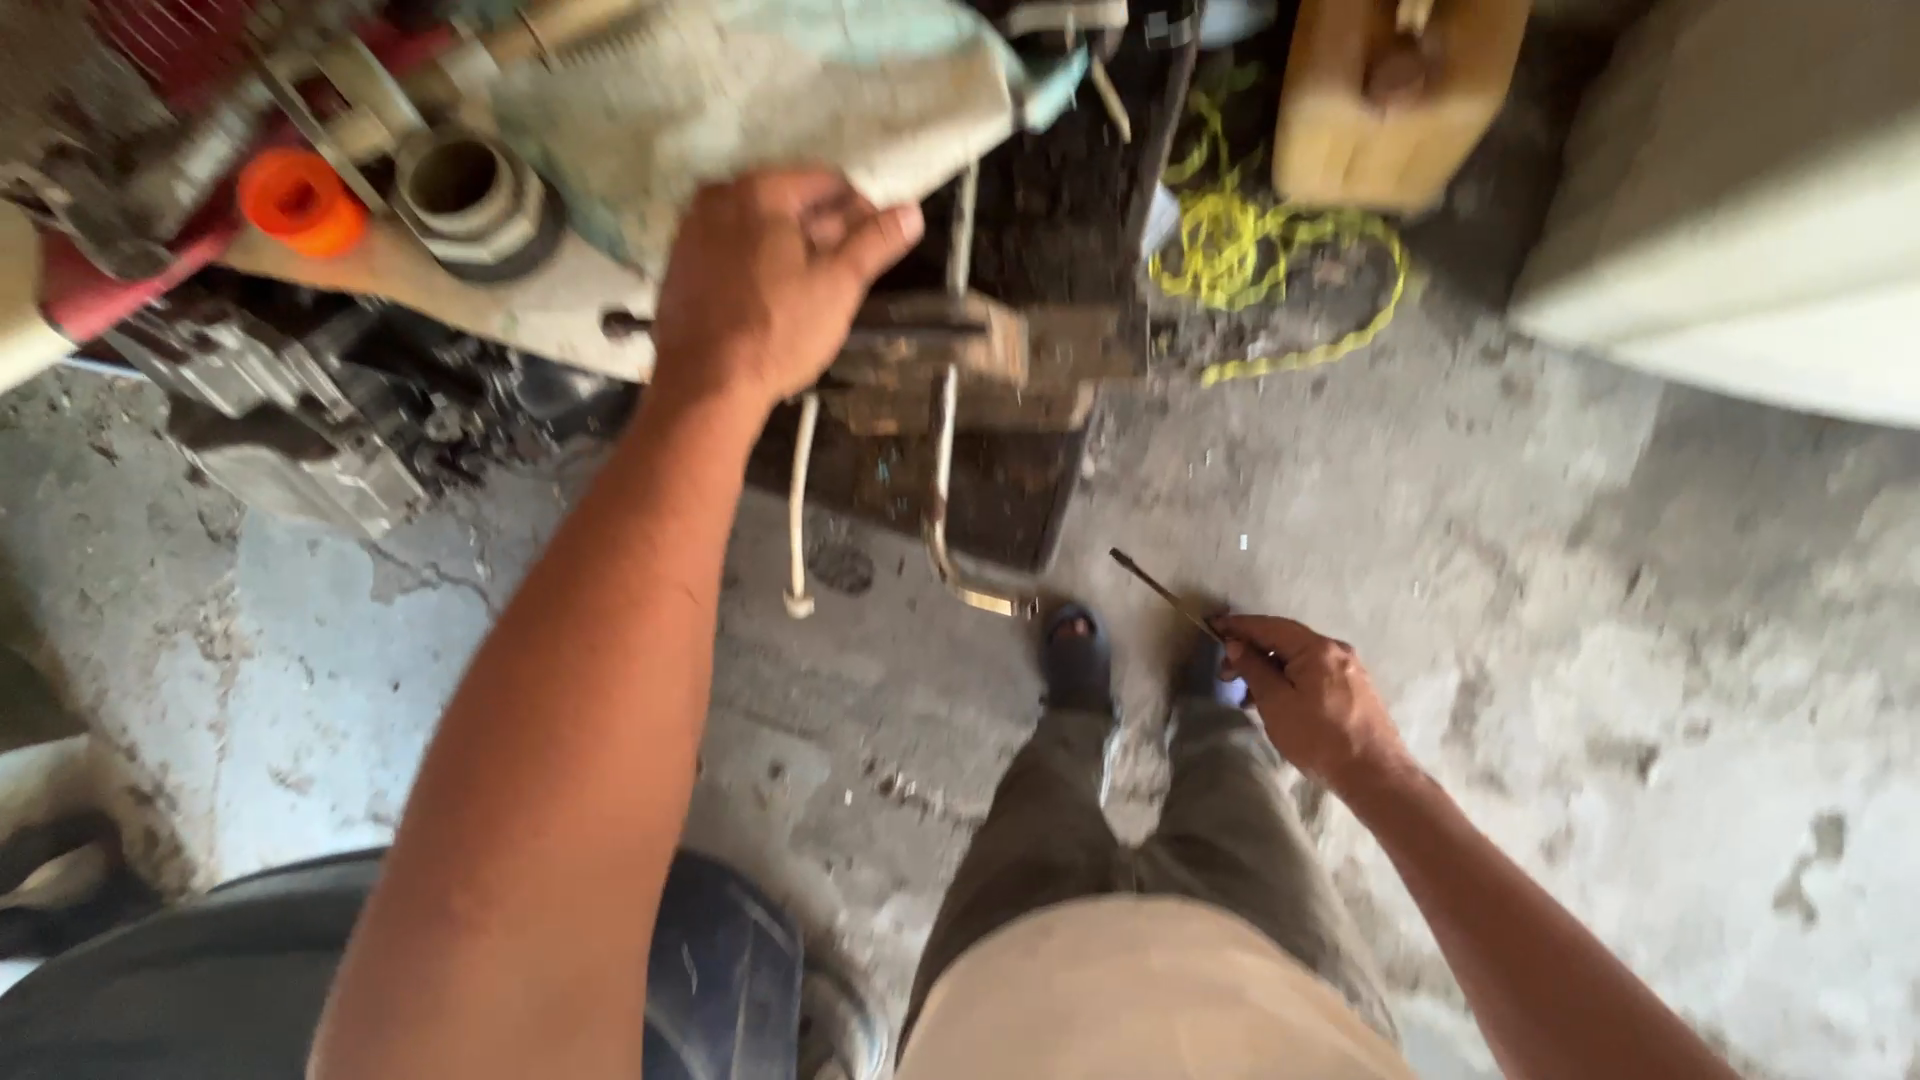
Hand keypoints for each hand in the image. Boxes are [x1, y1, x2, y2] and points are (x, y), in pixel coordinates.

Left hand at [649, 168, 924, 411]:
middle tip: (848, 273)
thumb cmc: (778, 332)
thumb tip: (911, 212)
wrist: (705, 384)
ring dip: (791, 249)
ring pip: (759, 228)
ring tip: (814, 291)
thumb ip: (875, 243)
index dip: (861, 212)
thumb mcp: (838, 286)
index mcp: (760, 191)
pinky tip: (774, 301)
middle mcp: (719, 198)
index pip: (828, 182)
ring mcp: (692, 232)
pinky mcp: (680, 267)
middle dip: (824, 232)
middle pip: (790, 202)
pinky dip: (758, 265)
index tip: (875, 247)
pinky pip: (732, 251)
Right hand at [1213, 615, 1412, 793]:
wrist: (1376, 776)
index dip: (1239, 625)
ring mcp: (1349, 670)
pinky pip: (1313, 673)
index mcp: (1317, 648)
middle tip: (1225, 673)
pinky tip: (1277, 702)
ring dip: (1269, 669)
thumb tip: (1237, 645)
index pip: (1270, 626)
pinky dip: (1289, 679)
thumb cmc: (1319, 738)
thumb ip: (1254, 669)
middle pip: (1285, 640)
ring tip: (1248, 696)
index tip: (1213, 626)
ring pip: (1299, 659)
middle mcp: (1336, 651)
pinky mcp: (1354, 690)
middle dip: (1252, 652)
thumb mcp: (1276, 703)